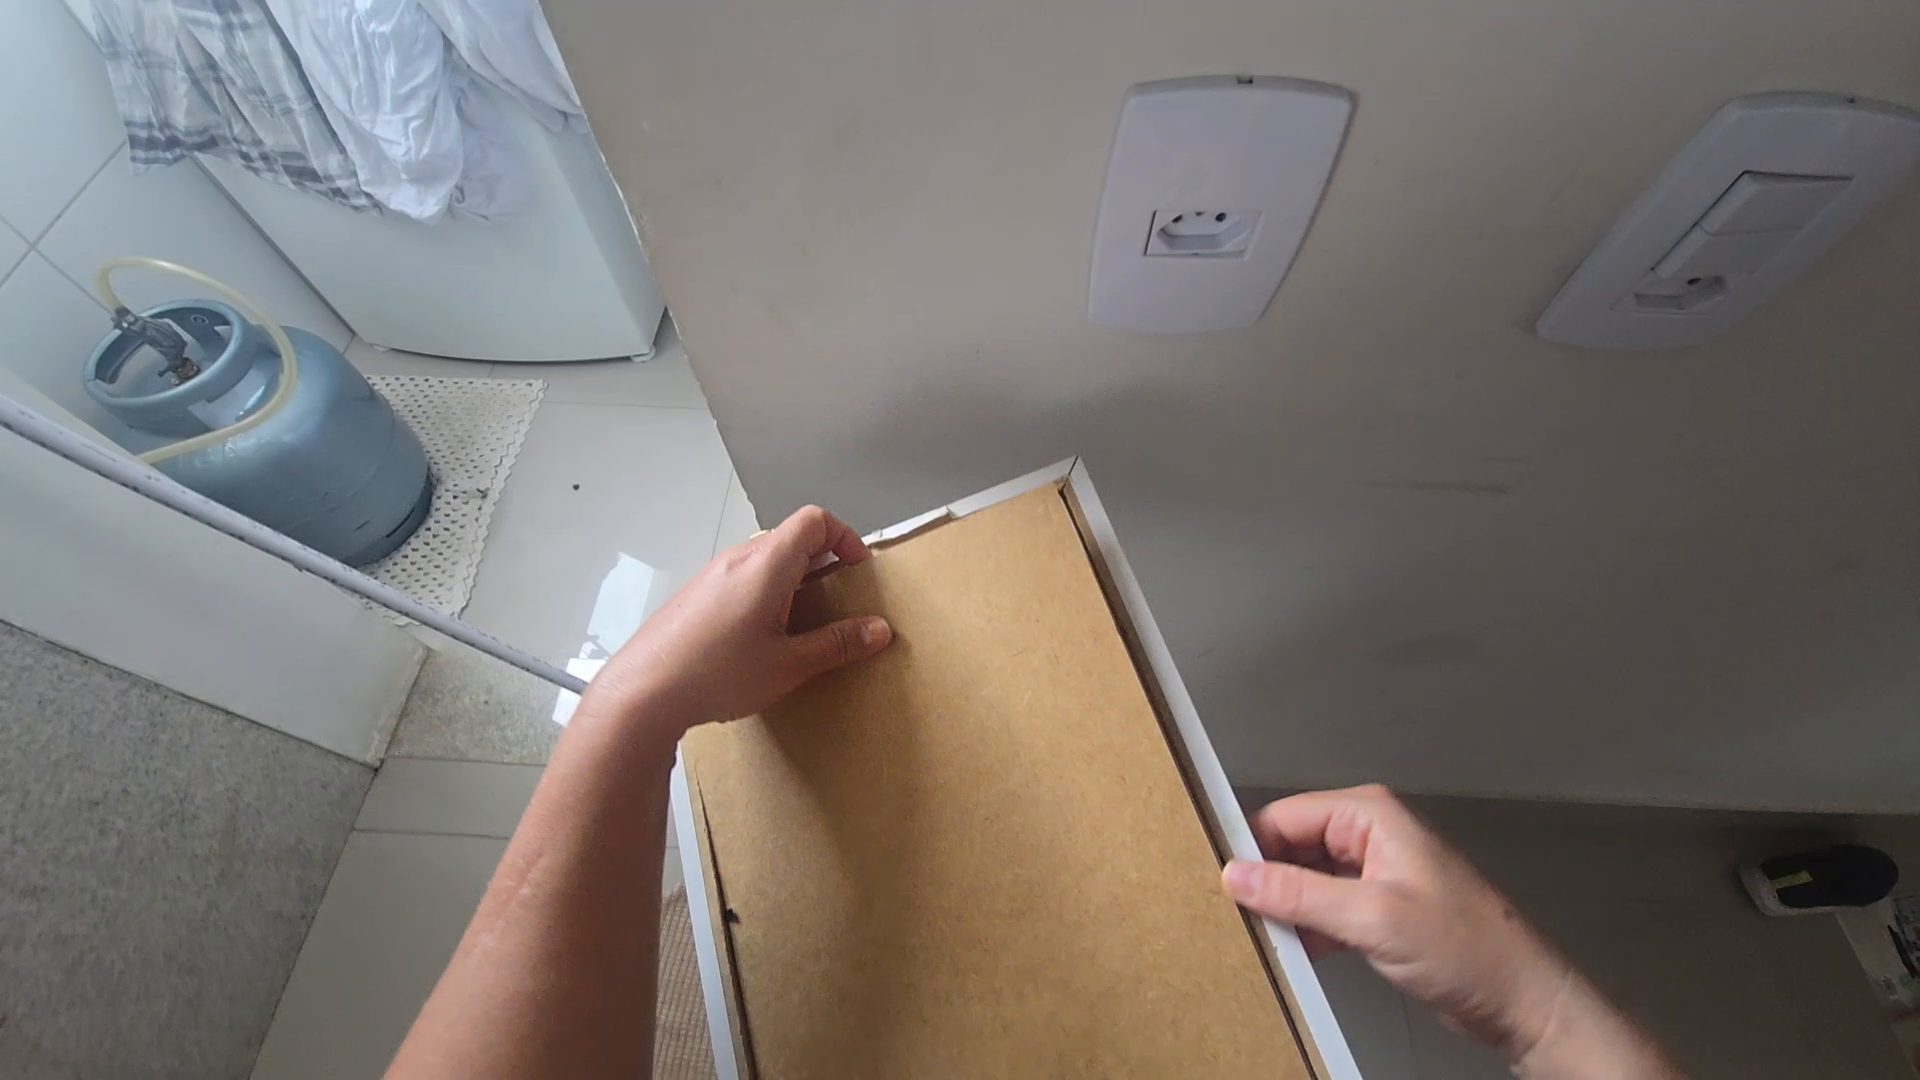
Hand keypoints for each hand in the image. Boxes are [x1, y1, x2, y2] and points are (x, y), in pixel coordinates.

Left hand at [581, 505, 892, 733]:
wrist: (640, 693)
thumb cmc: (716, 674)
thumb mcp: (789, 664)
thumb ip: (838, 644)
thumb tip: (880, 630)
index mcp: (767, 564)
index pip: (815, 520)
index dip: (845, 537)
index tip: (858, 570)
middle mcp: (738, 558)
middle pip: (792, 538)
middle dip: (824, 562)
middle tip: (838, 601)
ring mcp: (713, 574)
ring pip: (767, 558)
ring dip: (795, 579)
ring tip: (803, 623)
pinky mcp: (697, 594)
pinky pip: (744, 577)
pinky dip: (768, 592)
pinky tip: (762, 638)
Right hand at [1223, 785, 1684, 1077]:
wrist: (1530, 1006)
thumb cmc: (1461, 949)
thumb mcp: (1371, 918)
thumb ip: (1297, 893)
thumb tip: (1231, 874)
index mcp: (1366, 815)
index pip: (1284, 817)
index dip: (1251, 848)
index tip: (1221, 883)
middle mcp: (1366, 831)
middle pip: (1292, 845)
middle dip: (1268, 879)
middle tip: (1238, 914)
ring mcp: (1373, 868)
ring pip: (1306, 876)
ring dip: (1286, 905)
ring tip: (1261, 933)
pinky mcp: (1378, 903)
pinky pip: (1325, 902)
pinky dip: (1308, 924)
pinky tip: (1294, 949)